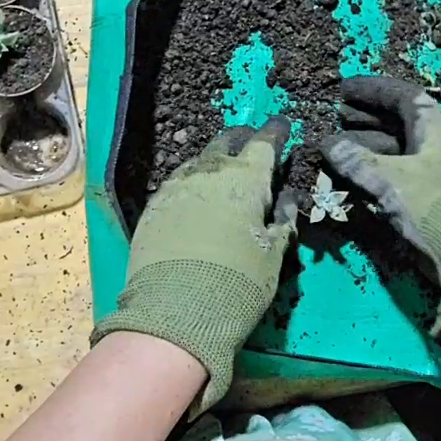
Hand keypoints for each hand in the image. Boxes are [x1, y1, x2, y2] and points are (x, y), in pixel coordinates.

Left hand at [92, 117, 295, 412]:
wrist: (177, 312)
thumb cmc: (238, 283)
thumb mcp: (274, 255)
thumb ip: (282, 219)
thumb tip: (287, 196)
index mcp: (246, 178)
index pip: (265, 142)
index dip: (277, 133)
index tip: (283, 128)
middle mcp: (210, 171)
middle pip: (228, 141)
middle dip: (243, 139)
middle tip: (252, 144)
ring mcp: (177, 186)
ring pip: (199, 159)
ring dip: (215, 160)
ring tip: (222, 171)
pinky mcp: (154, 206)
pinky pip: (178, 183)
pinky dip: (192, 182)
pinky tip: (196, 196)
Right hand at [321, 76, 440, 341]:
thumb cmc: (435, 207)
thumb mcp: (390, 179)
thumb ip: (356, 160)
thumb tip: (328, 144)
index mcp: (435, 130)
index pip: (404, 96)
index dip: (373, 90)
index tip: (344, 90)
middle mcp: (436, 146)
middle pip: (398, 122)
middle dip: (366, 118)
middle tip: (337, 117)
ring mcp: (434, 174)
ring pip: (395, 152)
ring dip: (365, 149)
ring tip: (335, 152)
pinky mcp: (429, 200)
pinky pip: (396, 177)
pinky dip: (373, 174)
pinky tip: (352, 180)